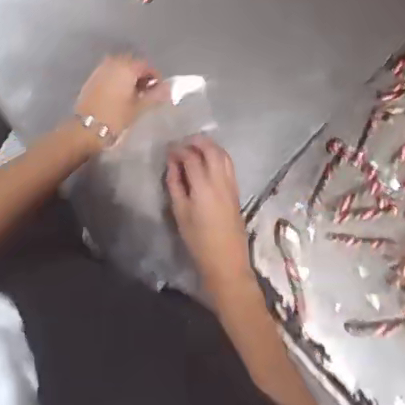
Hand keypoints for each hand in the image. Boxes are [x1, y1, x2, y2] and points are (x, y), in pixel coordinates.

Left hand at [73, 54, 165, 144]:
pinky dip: (117, 79)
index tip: (159, 91)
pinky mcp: (91, 78)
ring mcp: (100, 70)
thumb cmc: (115, 117)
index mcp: (126, 67)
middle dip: (141, 76)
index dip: (155, 77)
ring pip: (120, 68)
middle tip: (147, 93)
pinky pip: (109, 73)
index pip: (146, 66)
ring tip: (134, 95)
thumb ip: (155, 95)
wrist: (85, 128)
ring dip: (129, 77)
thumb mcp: (139, 107)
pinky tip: (119, 95)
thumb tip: (170, 87)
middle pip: (132, 64)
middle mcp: (112, 63)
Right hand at [165, 136, 251, 286]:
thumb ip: (175, 184)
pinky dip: (217, 156)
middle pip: (212, 149)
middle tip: (182, 143)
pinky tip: (207, 162)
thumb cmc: (198, 240)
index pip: (192, 157)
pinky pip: (228, 165)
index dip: (179, 149)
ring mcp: (231, 185)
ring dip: (209, 146)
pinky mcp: (236, 192)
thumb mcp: (179, 212)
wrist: (226, 262)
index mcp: (203, 187)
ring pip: (224, 155)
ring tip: (194, 148)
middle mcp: (220, 181)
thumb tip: (172, 164)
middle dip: (196, 141)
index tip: (168, 150)